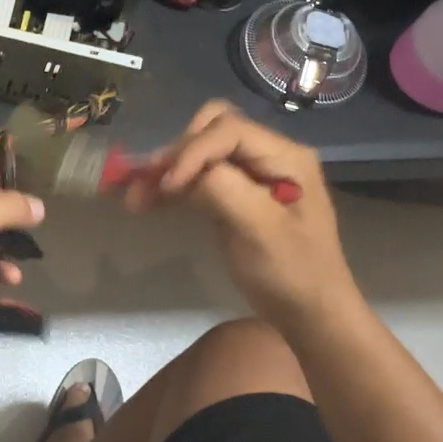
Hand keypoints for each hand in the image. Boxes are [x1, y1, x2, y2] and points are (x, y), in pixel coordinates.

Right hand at [125, 101, 360, 328]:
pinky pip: (196, 177)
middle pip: (211, 129)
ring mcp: (249, 175)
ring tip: (134, 195)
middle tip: (148, 182)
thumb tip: (183, 174)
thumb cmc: (292, 271)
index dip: (193, 151)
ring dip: (166, 170)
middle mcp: (267, 156)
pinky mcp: (232, 194)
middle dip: (176, 152)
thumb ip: (224, 189)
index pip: (229, 130)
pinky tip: (143, 200)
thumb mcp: (262, 230)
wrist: (308, 312)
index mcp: (285, 157)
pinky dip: (170, 186)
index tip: (168, 185)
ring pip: (198, 152)